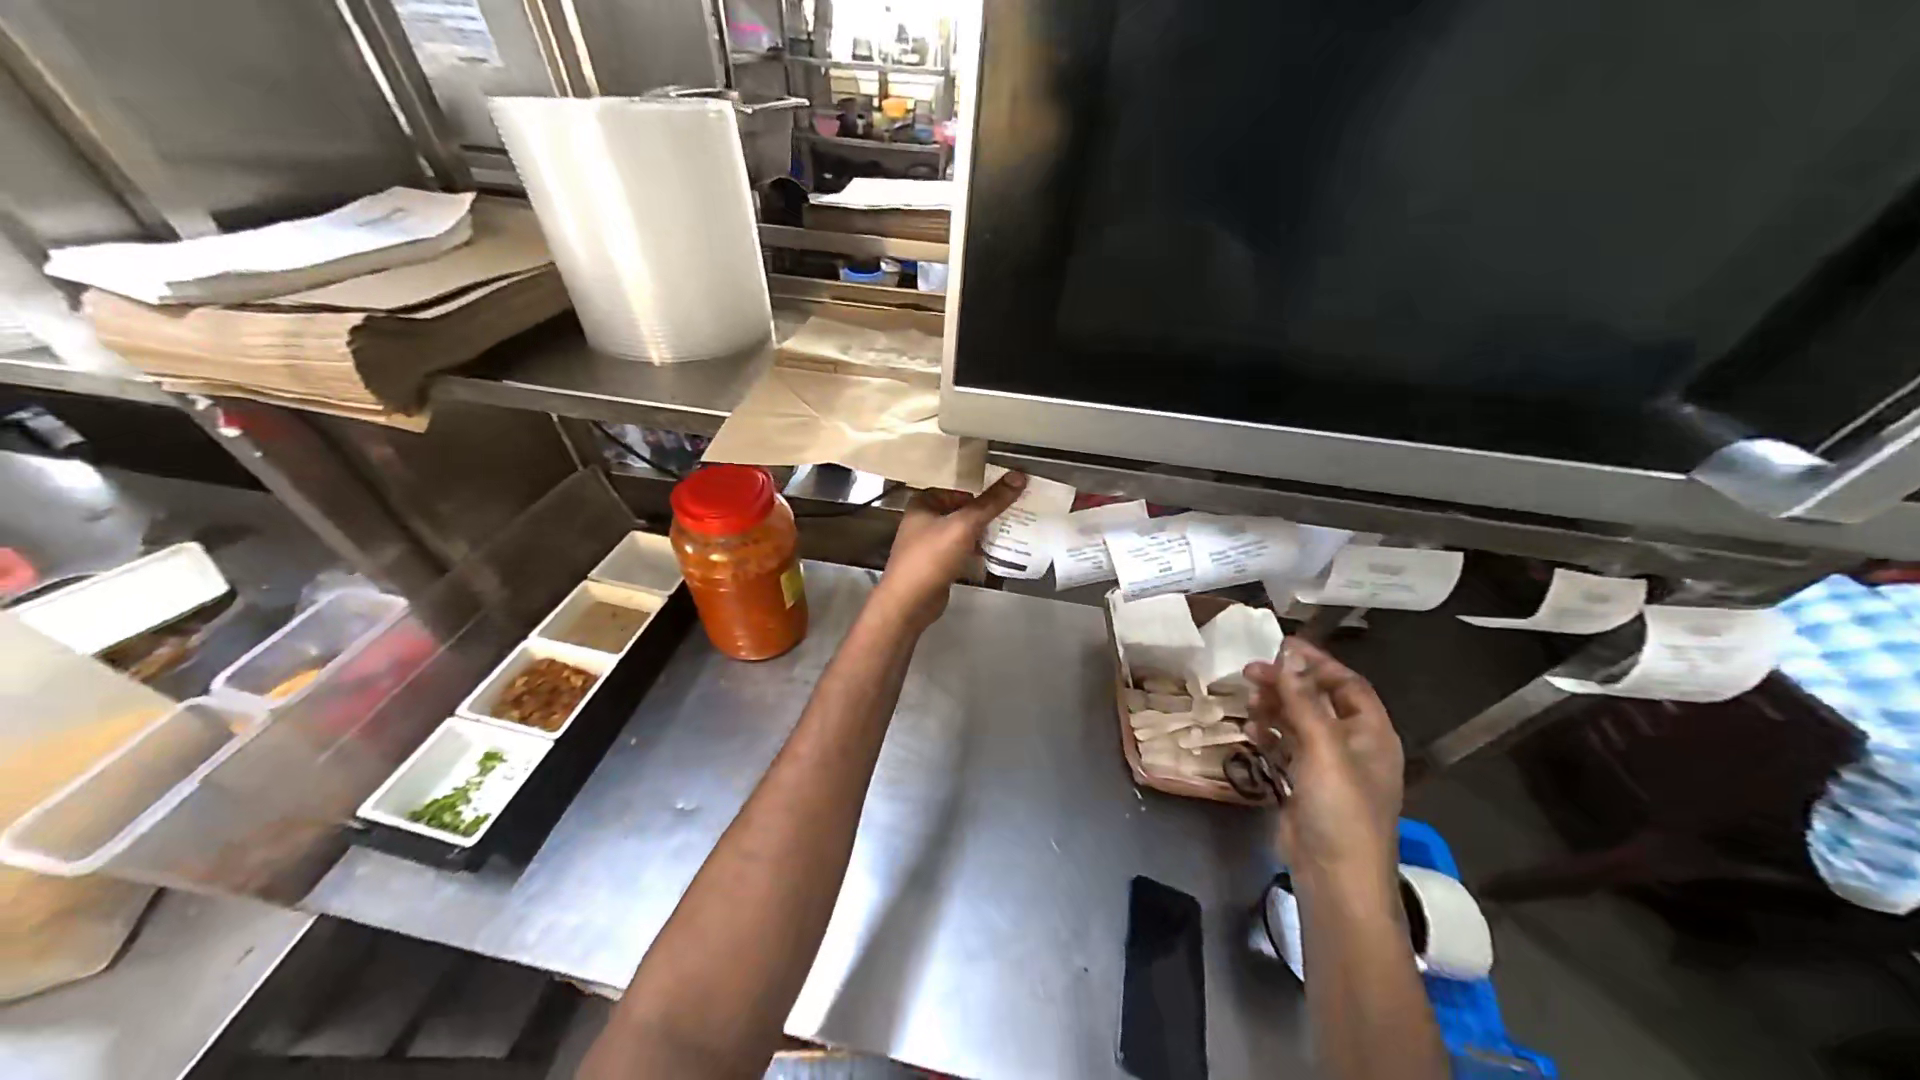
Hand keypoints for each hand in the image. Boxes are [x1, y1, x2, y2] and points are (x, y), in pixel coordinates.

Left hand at [873, 473, 1026, 630]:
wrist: (910, 602)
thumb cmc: (931, 557)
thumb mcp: (964, 525)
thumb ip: (991, 502)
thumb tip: (1018, 476)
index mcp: (923, 503)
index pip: (959, 489)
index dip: (983, 491)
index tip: (1009, 495)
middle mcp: (924, 519)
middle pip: (962, 510)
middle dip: (986, 514)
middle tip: (1015, 513)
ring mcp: (929, 543)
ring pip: (963, 531)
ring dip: (983, 532)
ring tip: (1011, 530)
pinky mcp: (937, 564)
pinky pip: (961, 550)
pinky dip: (976, 550)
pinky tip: (995, 552)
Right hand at [1243, 639, 1402, 890]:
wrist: (1335, 876)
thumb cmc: (1340, 808)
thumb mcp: (1323, 747)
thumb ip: (1303, 699)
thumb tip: (1288, 653)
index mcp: (1372, 734)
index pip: (1347, 684)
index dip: (1316, 663)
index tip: (1280, 646)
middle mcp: (1352, 745)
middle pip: (1318, 701)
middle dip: (1286, 684)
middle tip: (1249, 672)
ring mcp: (1328, 767)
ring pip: (1298, 722)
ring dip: (1274, 707)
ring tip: (1248, 701)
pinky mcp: (1305, 784)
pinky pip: (1285, 747)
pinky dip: (1268, 734)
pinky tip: (1249, 730)